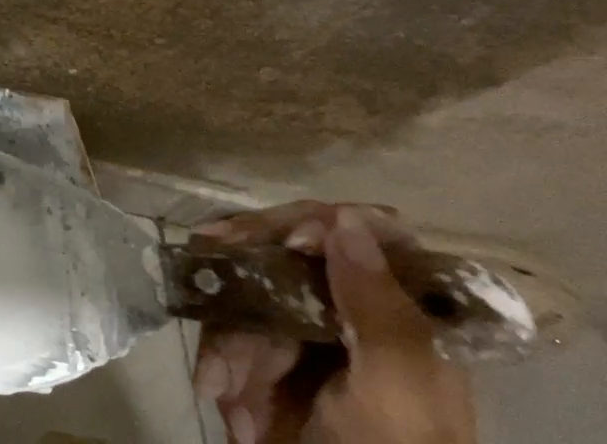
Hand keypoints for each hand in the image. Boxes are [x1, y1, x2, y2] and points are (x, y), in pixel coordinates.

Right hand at [193, 202, 476, 443]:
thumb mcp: (395, 393)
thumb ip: (379, 310)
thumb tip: (348, 217)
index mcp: (408, 319)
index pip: (367, 236)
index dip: (317, 224)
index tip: (278, 239)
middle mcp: (356, 316)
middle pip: (289, 256)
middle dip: (246, 278)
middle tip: (205, 263)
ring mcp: (306, 338)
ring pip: (248, 295)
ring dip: (227, 340)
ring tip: (227, 391)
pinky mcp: (266, 360)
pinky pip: (227, 333)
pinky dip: (216, 362)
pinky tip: (218, 396)